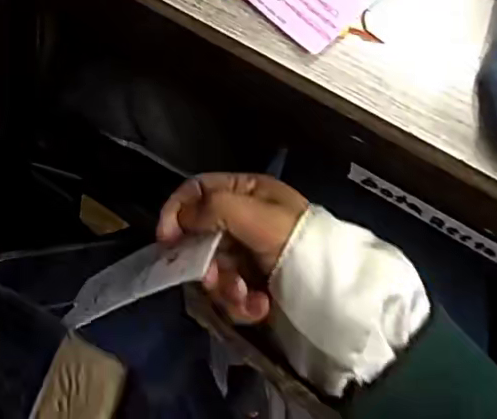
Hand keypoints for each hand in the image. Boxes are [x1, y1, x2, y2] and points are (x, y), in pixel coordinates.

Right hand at [157, 173, 309, 325]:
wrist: (330, 288)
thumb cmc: (293, 239)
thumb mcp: (255, 215)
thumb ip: (214, 208)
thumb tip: (180, 218)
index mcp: (247, 191)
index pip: (199, 189)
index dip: (178, 209)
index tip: (167, 239)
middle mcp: (244, 218)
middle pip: (201, 235)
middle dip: (204, 261)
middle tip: (213, 278)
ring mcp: (248, 253)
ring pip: (213, 269)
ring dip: (225, 288)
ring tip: (246, 296)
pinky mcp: (253, 284)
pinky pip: (230, 293)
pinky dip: (241, 304)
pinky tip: (259, 307)